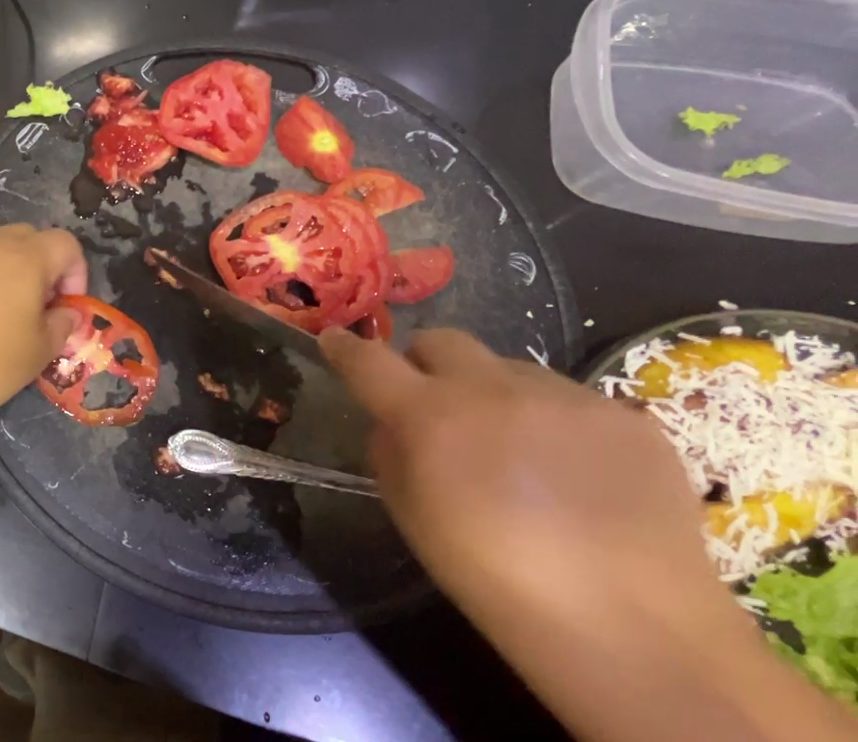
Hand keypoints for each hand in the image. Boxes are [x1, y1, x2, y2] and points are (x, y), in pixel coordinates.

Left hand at [0, 225, 86, 438]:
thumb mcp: (41, 350)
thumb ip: (62, 323)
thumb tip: (65, 312)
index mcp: (23, 258)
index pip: (64, 243)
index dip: (76, 272)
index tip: (67, 307)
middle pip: (27, 236)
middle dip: (43, 264)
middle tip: (41, 305)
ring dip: (9, 272)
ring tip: (5, 316)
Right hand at [321, 327, 857, 740]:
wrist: (630, 623)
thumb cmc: (492, 578)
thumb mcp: (410, 516)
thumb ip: (390, 454)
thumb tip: (394, 424)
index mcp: (428, 415)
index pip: (369, 361)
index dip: (346, 349)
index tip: (335, 342)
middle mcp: (492, 389)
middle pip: (443, 341)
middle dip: (426, 363)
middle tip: (436, 404)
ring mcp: (566, 397)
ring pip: (511, 369)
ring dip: (497, 396)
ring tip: (521, 452)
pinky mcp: (627, 416)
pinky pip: (574, 402)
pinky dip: (560, 426)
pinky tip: (577, 476)